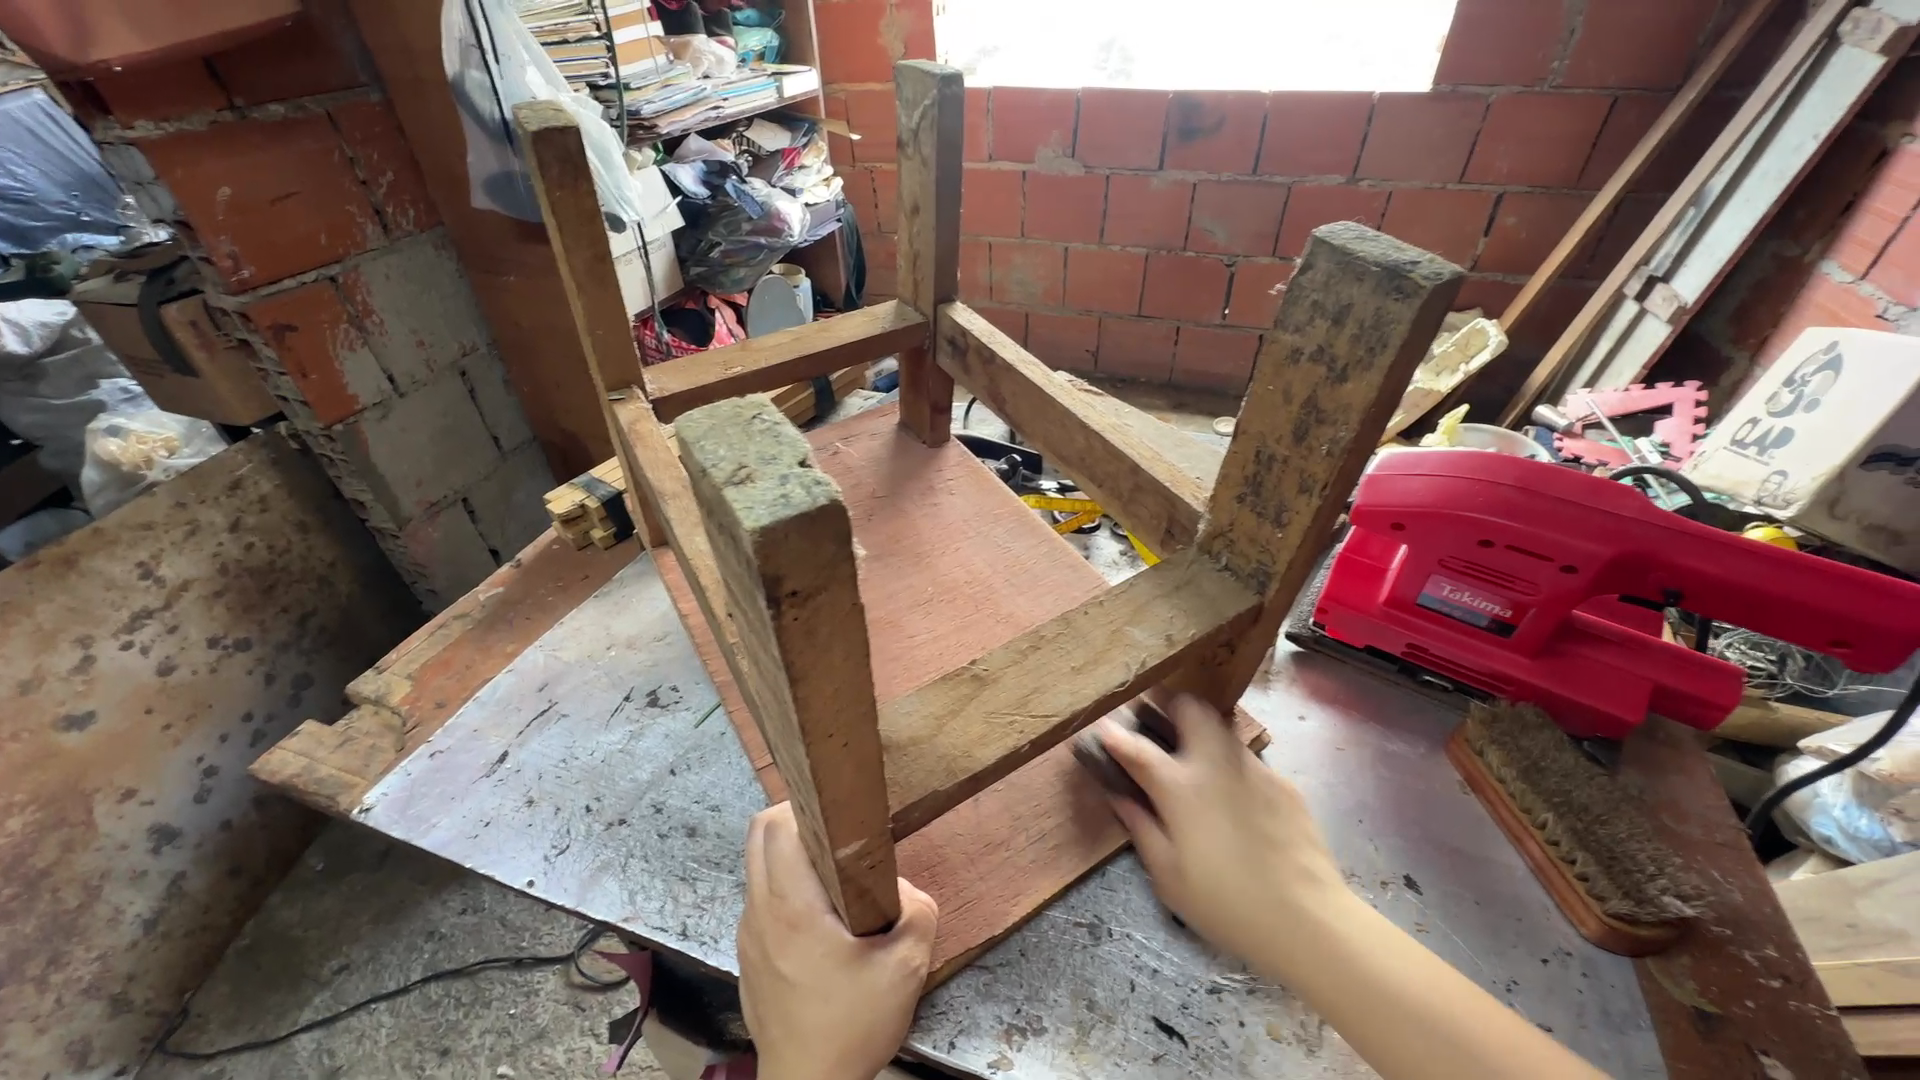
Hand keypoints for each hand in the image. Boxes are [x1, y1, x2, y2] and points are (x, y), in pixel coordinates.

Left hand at [738, 803, 938, 1079]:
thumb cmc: (852, 1023)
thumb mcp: (905, 966)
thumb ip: (917, 910)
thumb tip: (904, 887)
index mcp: (790, 905)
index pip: (776, 825)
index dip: (806, 805)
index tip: (842, 812)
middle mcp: (759, 912)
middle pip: (757, 836)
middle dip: (794, 820)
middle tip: (838, 833)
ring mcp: (747, 935)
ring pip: (757, 868)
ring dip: (788, 856)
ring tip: (833, 873)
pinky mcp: (748, 957)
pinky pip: (760, 900)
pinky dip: (784, 889)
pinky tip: (820, 918)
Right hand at [1099, 695, 1354, 975]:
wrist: (1307, 920)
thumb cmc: (1225, 904)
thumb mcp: (1167, 875)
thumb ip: (1140, 825)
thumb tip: (1118, 793)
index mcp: (1179, 786)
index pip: (1136, 746)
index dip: (1114, 735)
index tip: (1102, 729)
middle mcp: (1215, 763)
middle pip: (1190, 708)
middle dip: (1170, 708)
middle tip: (1159, 731)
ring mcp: (1253, 768)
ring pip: (1221, 728)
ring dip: (1202, 734)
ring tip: (1196, 765)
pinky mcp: (1282, 783)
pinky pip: (1246, 759)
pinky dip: (1230, 767)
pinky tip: (1235, 802)